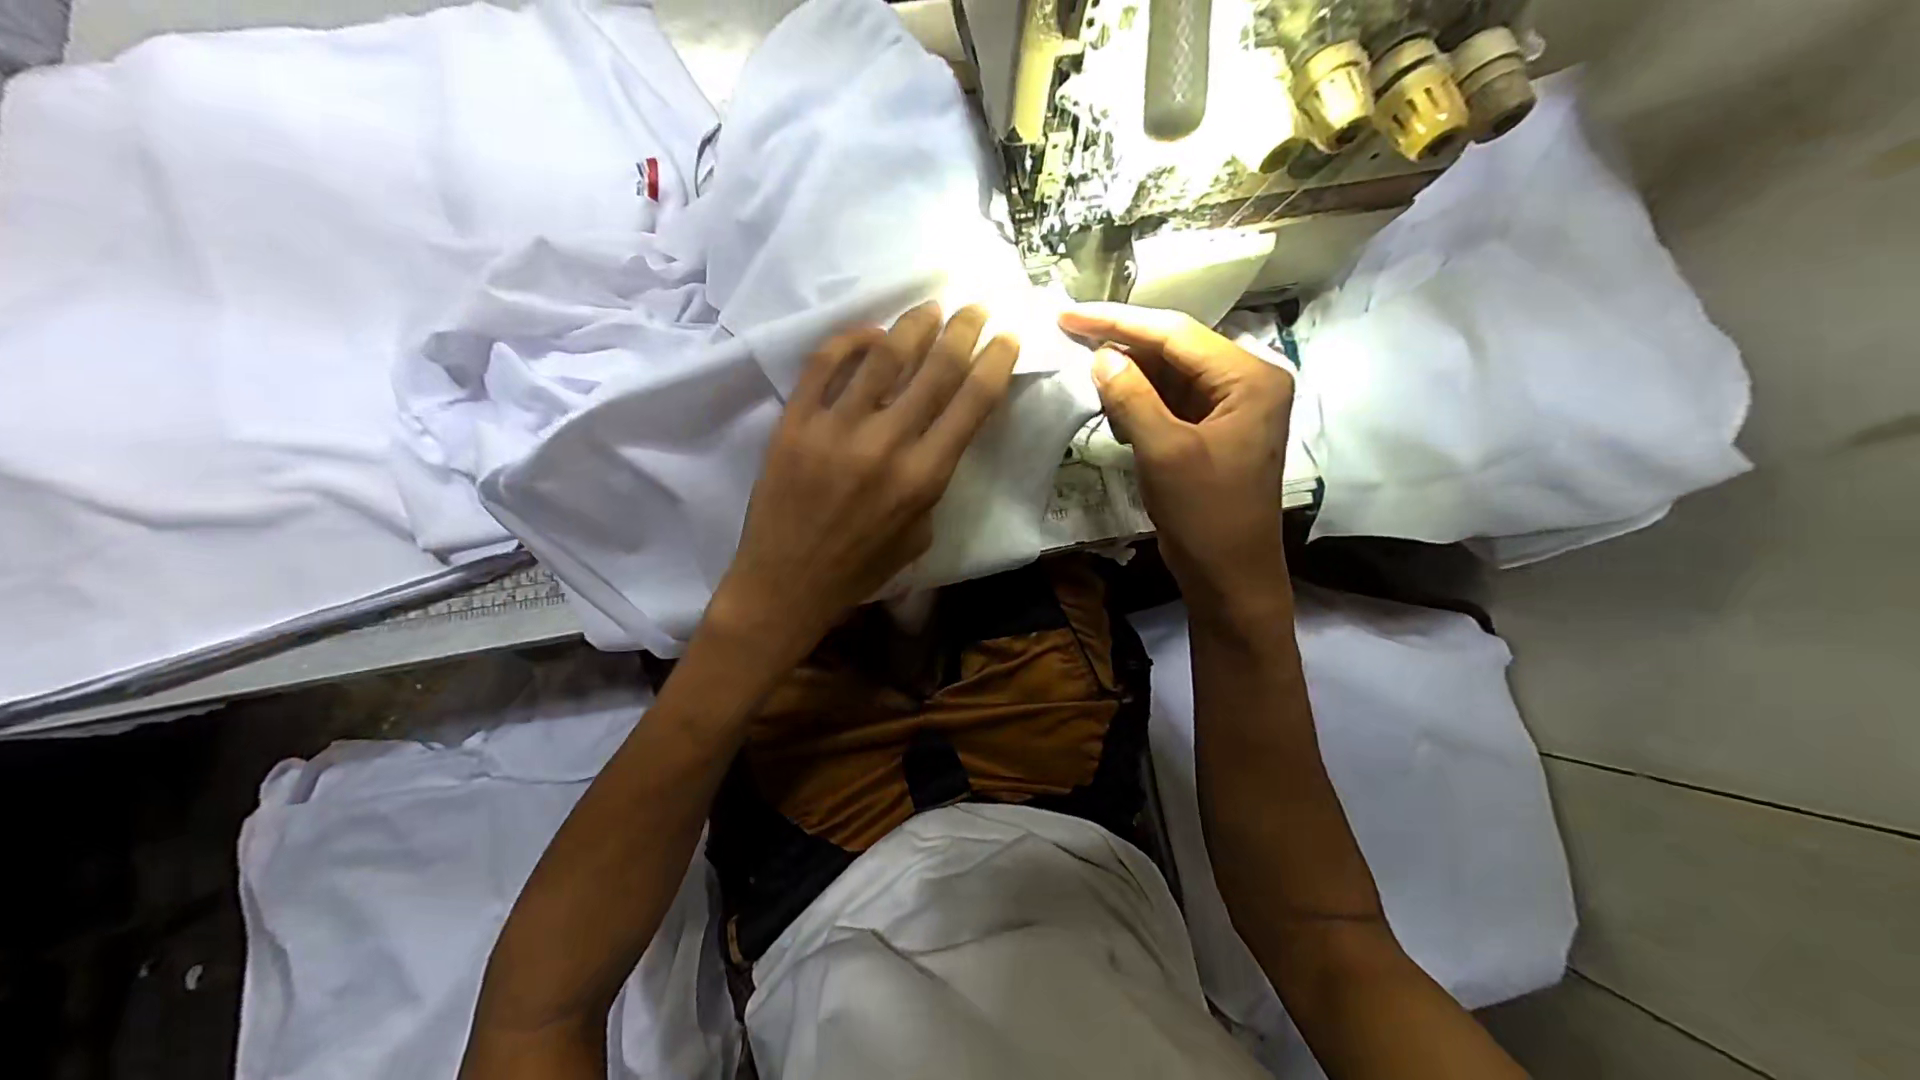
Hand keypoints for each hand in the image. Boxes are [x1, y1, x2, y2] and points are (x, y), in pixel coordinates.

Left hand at [708, 302, 1017, 666]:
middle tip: (976, 309)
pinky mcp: (795, 422)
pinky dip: (851, 339)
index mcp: (924, 477)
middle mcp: (886, 444)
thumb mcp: (920, 534)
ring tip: (930, 309)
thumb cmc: (860, 566)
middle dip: (965, 330)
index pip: (972, 402)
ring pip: (884, 354)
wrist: (787, 582)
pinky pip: (825, 363)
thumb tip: (937, 432)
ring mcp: (836, 428)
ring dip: (915, 324)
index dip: (996, 362)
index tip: (1007, 338)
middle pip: (936, 368)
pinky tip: (871, 333)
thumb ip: (934, 481)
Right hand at [1058, 303, 1293, 596]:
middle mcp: (1246, 382)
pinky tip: (1110, 402)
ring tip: (1081, 365)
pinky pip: (1169, 401)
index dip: (1118, 322)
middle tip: (1068, 333)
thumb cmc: (1207, 516)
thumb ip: (1132, 398)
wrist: (1230, 577)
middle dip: (1121, 345)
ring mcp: (1230, 407)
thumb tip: (1099, 357)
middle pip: (1174, 348)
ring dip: (1127, 373)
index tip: (1069, 312)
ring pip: (1168, 374)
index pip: (1176, 333)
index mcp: (1250, 378)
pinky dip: (1138, 400)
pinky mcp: (1211, 430)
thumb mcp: (1165, 452)